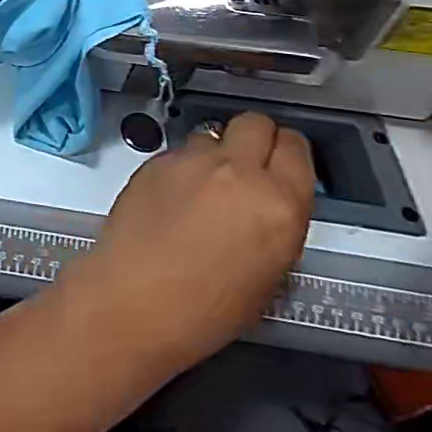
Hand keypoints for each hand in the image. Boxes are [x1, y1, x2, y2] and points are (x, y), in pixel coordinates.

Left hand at [55, 113, 315, 370]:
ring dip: (216, 153)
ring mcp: (192, 161)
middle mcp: (236, 171)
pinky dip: (184, 166)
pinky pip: (180, 151)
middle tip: (249, 164)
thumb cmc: (203, 309)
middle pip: (255, 123)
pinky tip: (175, 197)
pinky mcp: (156, 160)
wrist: (135, 301)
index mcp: (278, 204)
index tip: (284, 162)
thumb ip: (277, 223)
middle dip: (256, 138)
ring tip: (206, 186)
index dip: (289, 153)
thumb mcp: (268, 275)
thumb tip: (272, 204)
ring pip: (213, 133)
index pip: (296, 147)